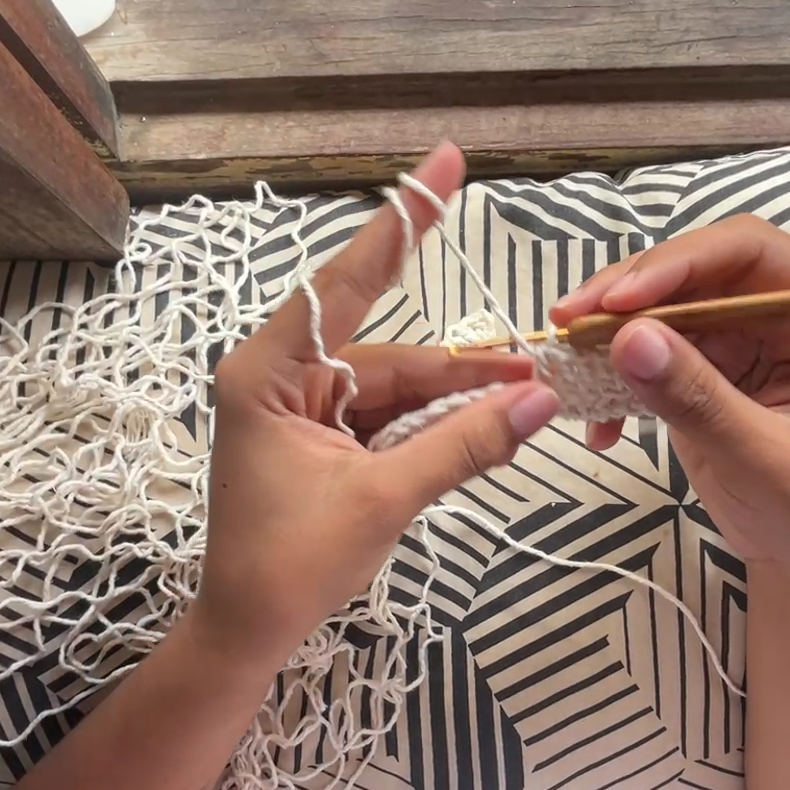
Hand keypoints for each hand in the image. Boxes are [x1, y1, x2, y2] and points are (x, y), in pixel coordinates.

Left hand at [194, 143, 561, 663]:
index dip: (404, 222)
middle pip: (389, 354)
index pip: (349, 283)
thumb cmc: (291, 564)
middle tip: (535, 370)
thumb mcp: (382, 499)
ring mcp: (305, 408)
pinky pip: (388, 418)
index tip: (445, 162)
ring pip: (395, 389)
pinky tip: (481, 425)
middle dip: (462, 367)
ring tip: (523, 400)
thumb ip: (462, 445)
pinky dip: (431, 426)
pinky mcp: (323, 439)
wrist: (249, 627)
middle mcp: (284, 376)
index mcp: (270, 371)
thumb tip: (539, 403)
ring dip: (455, 399)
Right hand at [551, 216, 789, 574]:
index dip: (680, 263)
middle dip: (628, 294)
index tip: (619, 302)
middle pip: (695, 273)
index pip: (750, 253)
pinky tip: (598, 425)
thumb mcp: (759, 455)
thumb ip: (696, 396)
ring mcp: (738, 344)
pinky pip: (649, 358)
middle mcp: (781, 315)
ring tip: (564, 358)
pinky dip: (615, 384)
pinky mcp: (702, 375)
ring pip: (663, 311)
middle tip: (568, 321)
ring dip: (610, 334)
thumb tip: (627, 338)